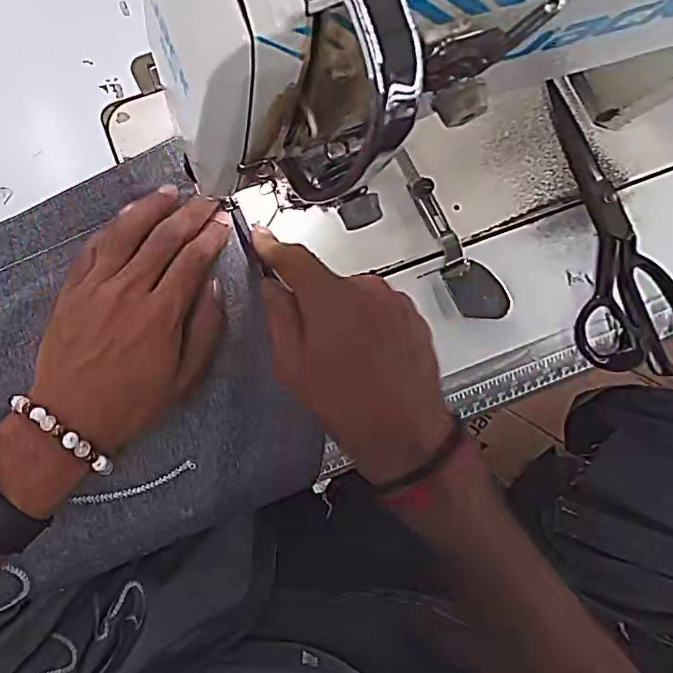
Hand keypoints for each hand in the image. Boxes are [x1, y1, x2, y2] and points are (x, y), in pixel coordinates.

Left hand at [28, 184, 229, 444]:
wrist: (71, 417)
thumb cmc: (128, 404)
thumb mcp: (183, 380)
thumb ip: (205, 331)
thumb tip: (214, 290)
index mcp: (159, 314)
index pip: (191, 259)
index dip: (210, 236)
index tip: (222, 222)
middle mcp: (128, 292)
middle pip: (163, 238)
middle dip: (190, 214)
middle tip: (205, 200)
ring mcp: (96, 287)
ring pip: (126, 233)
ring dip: (150, 208)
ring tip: (169, 194)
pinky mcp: (73, 290)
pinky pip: (93, 248)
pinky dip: (111, 228)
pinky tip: (125, 217)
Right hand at [254, 227, 454, 485]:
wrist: (405, 433)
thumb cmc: (354, 408)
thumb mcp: (294, 367)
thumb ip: (279, 318)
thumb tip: (272, 291)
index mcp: (331, 300)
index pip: (294, 257)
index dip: (272, 247)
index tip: (261, 239)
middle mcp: (366, 292)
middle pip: (324, 280)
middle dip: (311, 300)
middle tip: (308, 341)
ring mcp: (393, 301)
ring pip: (351, 294)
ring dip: (341, 313)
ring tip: (343, 356)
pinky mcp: (411, 313)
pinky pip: (376, 306)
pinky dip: (366, 322)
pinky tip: (364, 355)